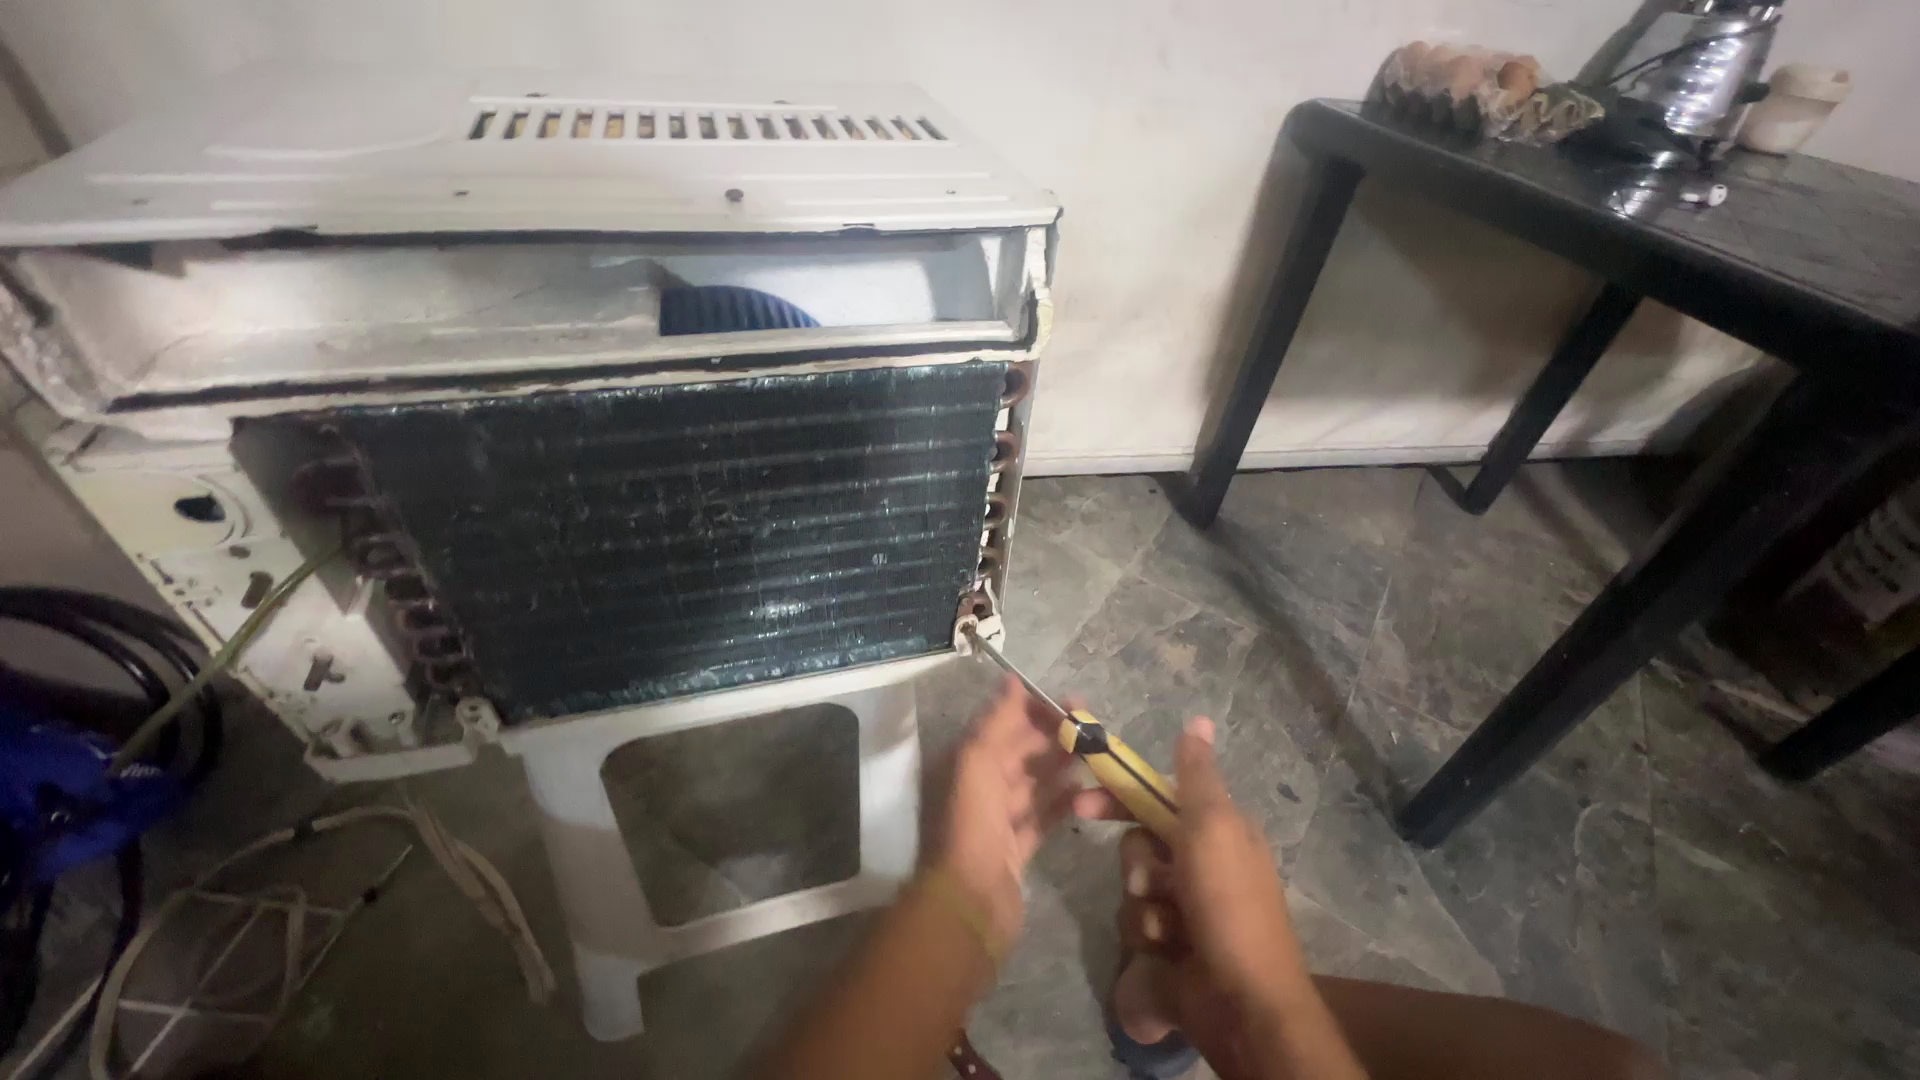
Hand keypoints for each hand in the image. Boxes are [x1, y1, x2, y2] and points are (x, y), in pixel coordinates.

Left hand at [926, 677, 1089, 946]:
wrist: (970, 902)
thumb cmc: (972, 824)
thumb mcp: (977, 761)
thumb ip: (997, 721)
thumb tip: (1012, 679)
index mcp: (964, 763)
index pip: (1002, 725)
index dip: (1034, 710)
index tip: (1071, 703)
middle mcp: (978, 787)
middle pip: (1019, 753)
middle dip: (1052, 738)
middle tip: (1092, 729)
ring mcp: (997, 820)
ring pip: (1033, 784)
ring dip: (1060, 767)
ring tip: (1095, 754)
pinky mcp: (1016, 849)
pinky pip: (1041, 817)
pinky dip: (1060, 802)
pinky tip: (1084, 790)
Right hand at [1126, 716, 1306, 1009]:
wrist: (1241, 1002)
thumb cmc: (1227, 903)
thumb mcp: (1212, 826)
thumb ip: (1196, 774)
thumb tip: (1199, 719)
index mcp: (1216, 829)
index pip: (1154, 797)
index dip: (1118, 795)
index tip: (1080, 801)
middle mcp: (1200, 862)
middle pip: (1136, 842)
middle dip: (1138, 865)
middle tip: (1147, 884)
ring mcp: (1184, 906)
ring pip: (1131, 886)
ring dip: (1144, 907)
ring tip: (1171, 931)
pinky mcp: (1168, 944)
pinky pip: (1135, 924)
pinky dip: (1149, 937)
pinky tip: (1170, 954)